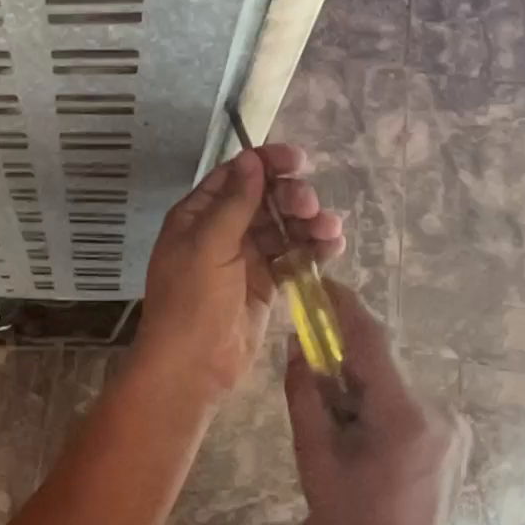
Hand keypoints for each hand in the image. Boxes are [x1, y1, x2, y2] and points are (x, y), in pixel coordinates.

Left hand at [133, 146, 344, 399]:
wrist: (192, 365)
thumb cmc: (192, 301)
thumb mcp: (208, 245)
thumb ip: (234, 203)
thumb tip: (252, 159)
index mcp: (197, 216)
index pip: (235, 176)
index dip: (266, 163)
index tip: (298, 160)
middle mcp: (221, 231)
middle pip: (264, 199)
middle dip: (291, 196)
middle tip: (309, 207)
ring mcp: (245, 258)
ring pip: (283, 227)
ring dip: (309, 223)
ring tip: (329, 231)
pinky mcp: (266, 283)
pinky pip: (293, 256)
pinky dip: (312, 249)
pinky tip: (332, 247)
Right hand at [283, 282, 471, 524]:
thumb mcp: (316, 461)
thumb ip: (305, 398)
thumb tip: (298, 348)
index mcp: (406, 416)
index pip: (371, 341)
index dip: (343, 307)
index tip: (318, 282)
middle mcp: (439, 411)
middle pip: (380, 364)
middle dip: (340, 361)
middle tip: (305, 376)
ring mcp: (452, 426)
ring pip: (391, 386)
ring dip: (356, 389)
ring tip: (330, 429)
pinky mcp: (453, 440)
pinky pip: (404, 405)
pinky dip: (373, 407)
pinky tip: (356, 443)